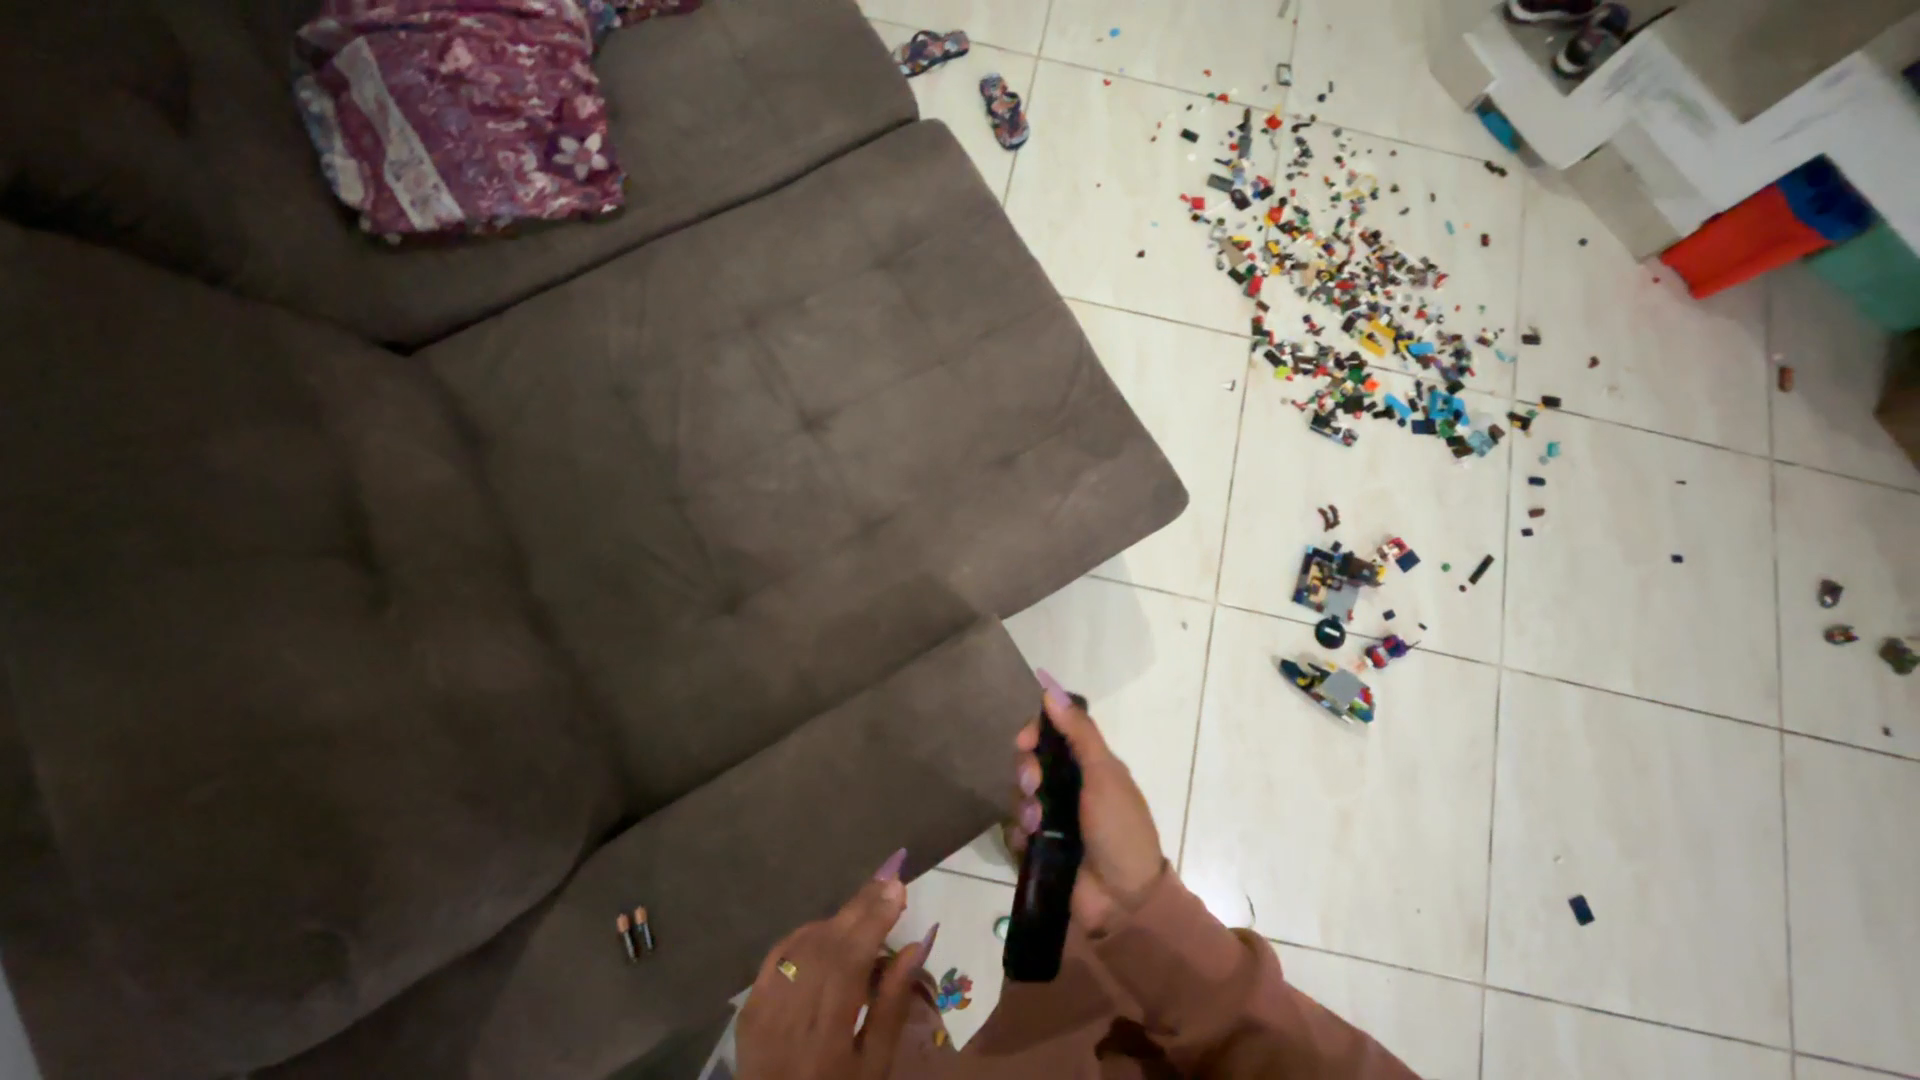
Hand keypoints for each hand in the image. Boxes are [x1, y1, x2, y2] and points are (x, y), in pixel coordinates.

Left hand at [736, 866, 930, 1079]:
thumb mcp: (875, 1066)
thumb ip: (892, 1006)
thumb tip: (913, 947)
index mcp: (825, 1037)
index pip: (849, 961)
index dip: (873, 921)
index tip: (897, 889)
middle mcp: (788, 1017)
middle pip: (826, 945)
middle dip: (860, 908)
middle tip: (887, 879)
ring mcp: (762, 1009)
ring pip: (802, 945)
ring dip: (836, 919)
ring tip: (866, 904)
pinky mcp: (748, 1007)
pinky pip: (778, 956)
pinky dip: (805, 936)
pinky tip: (826, 929)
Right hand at [1009, 669, 1164, 932]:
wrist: (1123, 900)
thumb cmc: (1120, 830)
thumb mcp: (1105, 775)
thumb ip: (1079, 733)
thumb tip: (1050, 688)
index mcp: (1090, 768)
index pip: (1051, 736)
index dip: (1034, 734)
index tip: (1024, 742)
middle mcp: (1069, 790)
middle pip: (1030, 764)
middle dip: (1026, 772)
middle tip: (1035, 790)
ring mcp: (1053, 821)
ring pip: (1018, 797)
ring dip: (1022, 807)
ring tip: (1037, 826)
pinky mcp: (1038, 850)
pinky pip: (1013, 831)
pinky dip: (1018, 835)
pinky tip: (1031, 844)